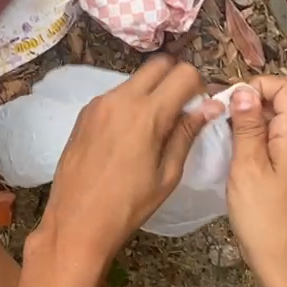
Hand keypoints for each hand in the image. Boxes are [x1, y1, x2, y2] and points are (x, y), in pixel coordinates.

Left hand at [40, 57, 221, 267]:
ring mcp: (98, 103)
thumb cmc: (128, 205)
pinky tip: (128, 136)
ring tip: (154, 128)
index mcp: (147, 113)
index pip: (184, 73)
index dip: (199, 86)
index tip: (200, 106)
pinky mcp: (84, 113)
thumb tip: (211, 106)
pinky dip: (129, 104)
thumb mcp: (167, 174)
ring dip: (151, 91)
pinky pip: (115, 96)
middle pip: (158, 64)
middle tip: (181, 108)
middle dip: (175, 78)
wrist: (76, 222)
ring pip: (135, 79)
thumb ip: (187, 133)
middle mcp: (121, 98)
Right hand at [224, 77, 286, 286]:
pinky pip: (275, 143)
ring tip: (224, 140)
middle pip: (282, 102)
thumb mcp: (247, 167)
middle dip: (250, 103)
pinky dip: (255, 141)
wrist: (285, 266)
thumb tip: (243, 91)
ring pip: (276, 122)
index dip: (256, 86)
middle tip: (219, 122)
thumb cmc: (264, 218)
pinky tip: (236, 159)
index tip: (228, 105)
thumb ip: (247, 126)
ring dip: (250, 124)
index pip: (286, 86)